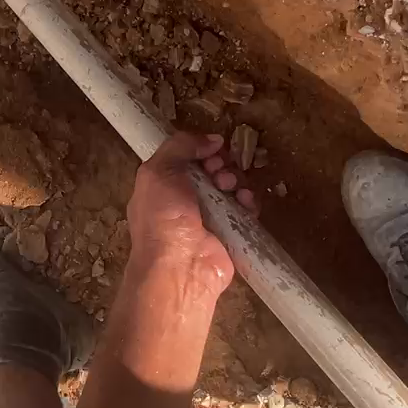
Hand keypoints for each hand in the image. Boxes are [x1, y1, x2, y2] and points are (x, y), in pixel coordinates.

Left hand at [127, 133, 253, 301]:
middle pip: (212, 170)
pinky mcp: (230, 234)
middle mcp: (184, 201)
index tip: (210, 150)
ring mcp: (209, 218)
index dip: (201, 150)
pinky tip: (246, 202)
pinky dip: (249, 203)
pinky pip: (245, 211)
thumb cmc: (162, 217)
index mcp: (162, 186)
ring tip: (231, 187)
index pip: (187, 159)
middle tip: (219, 173)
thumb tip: (210, 140)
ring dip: (236, 181)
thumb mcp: (158, 171)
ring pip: (231, 188)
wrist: (178, 267)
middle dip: (221, 165)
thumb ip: (180, 146)